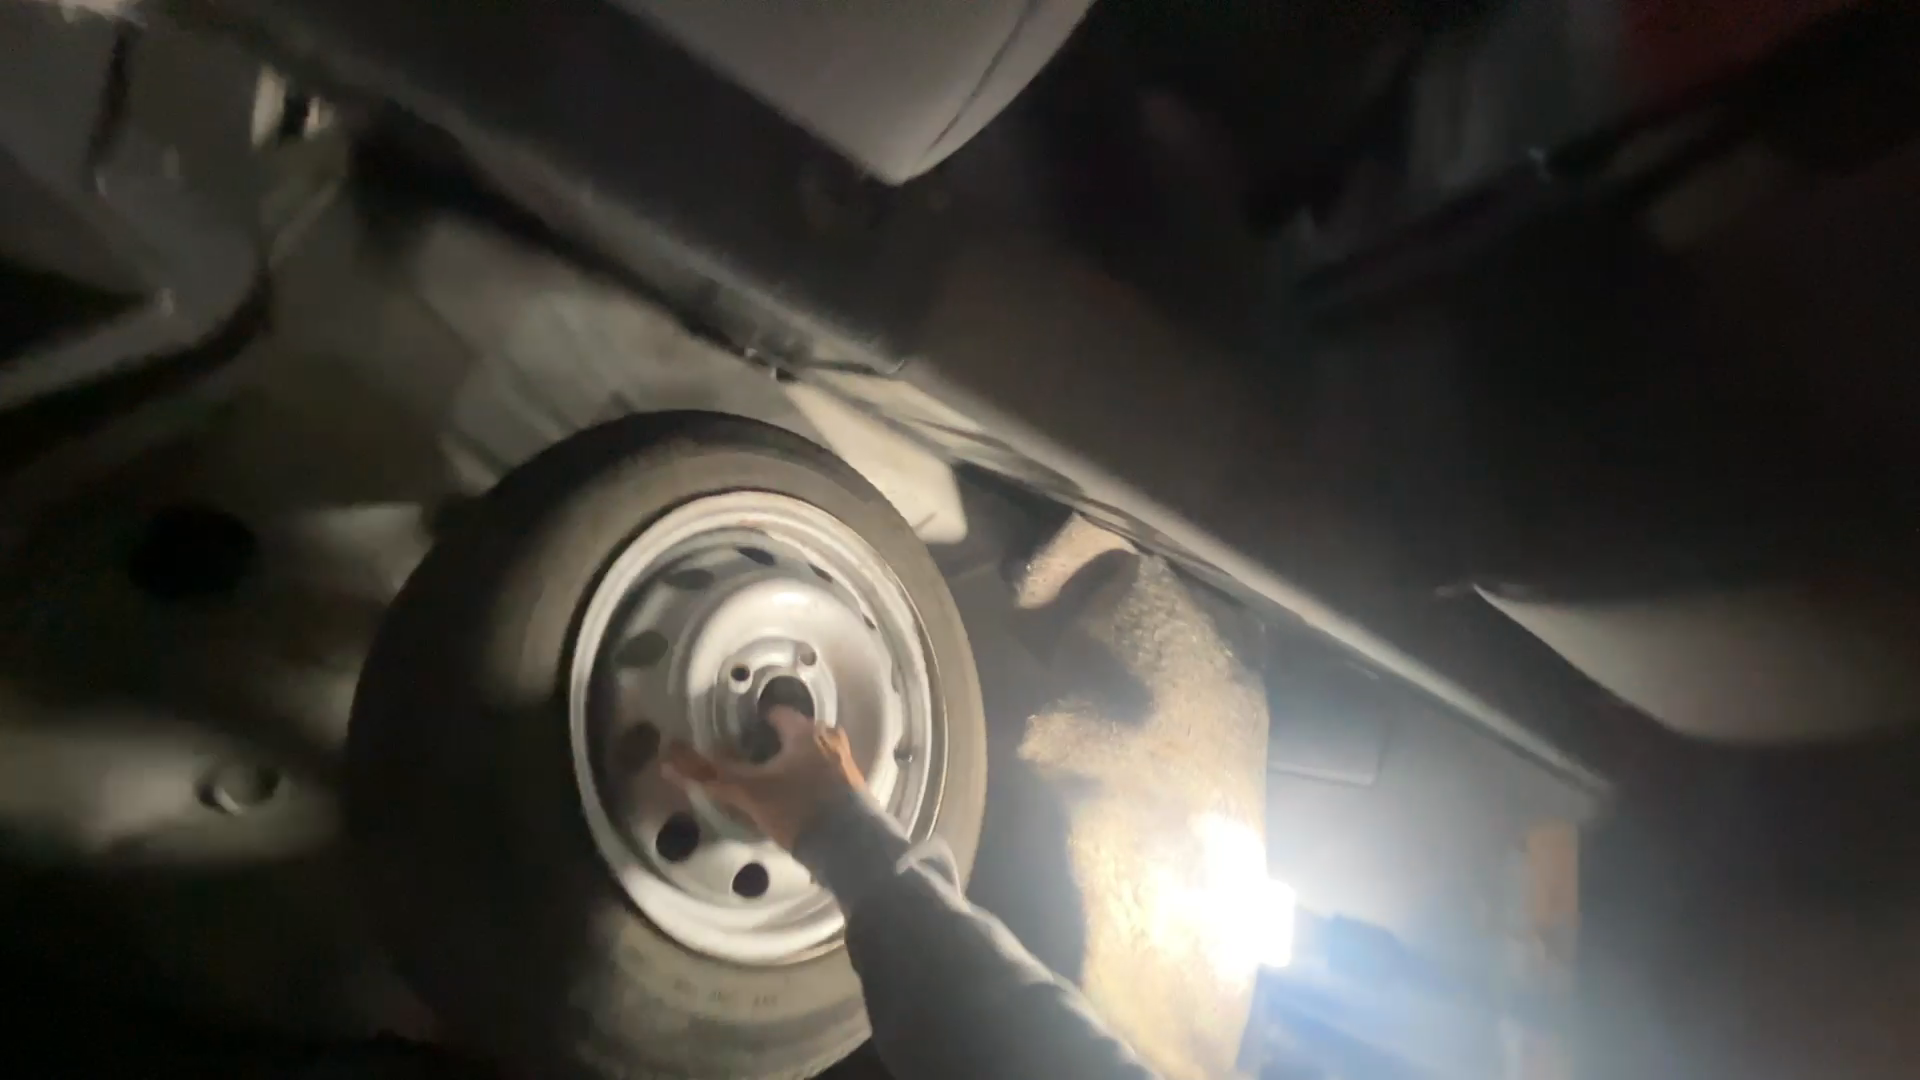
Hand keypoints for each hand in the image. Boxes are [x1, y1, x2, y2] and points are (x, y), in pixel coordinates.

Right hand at [663, 706, 865, 849]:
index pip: (777, 713)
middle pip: (797, 732)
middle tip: (752, 762)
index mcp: (806, 730)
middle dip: (776, 743)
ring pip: (813, 753)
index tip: (738, 736)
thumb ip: (710, 774)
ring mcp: (845, 762)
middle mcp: (830, 738)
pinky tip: (797, 800)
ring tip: (772, 783)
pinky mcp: (854, 786)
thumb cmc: (798, 808)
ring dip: (794, 762)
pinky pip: (825, 774)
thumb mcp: (749, 792)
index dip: (755, 722)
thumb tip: (669, 757)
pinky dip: (809, 780)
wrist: (850, 845)